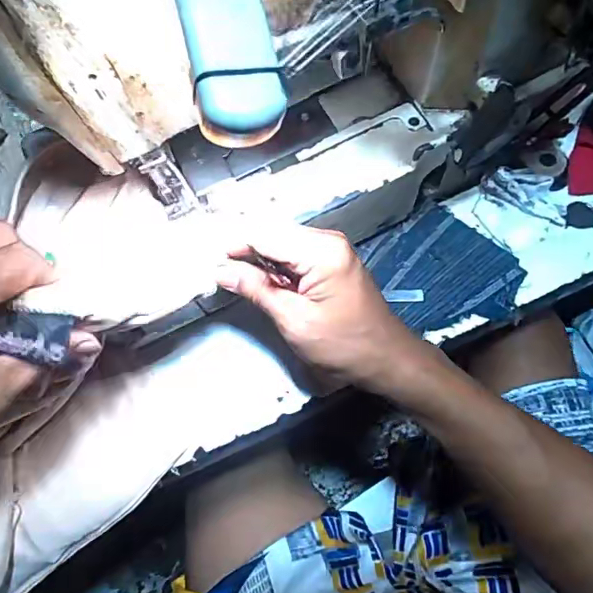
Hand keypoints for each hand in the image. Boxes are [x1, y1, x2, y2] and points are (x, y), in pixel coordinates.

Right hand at [215, 221, 439, 395]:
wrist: (386, 359)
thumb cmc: (344, 345)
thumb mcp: (294, 320)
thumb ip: (256, 290)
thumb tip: (222, 270)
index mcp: (321, 251)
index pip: (265, 234)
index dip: (233, 244)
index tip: (206, 257)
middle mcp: (326, 241)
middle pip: (272, 233)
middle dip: (242, 249)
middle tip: (214, 267)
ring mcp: (330, 249)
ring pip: (279, 242)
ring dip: (256, 258)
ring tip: (228, 273)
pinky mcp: (329, 261)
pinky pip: (292, 254)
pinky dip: (272, 266)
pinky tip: (256, 279)